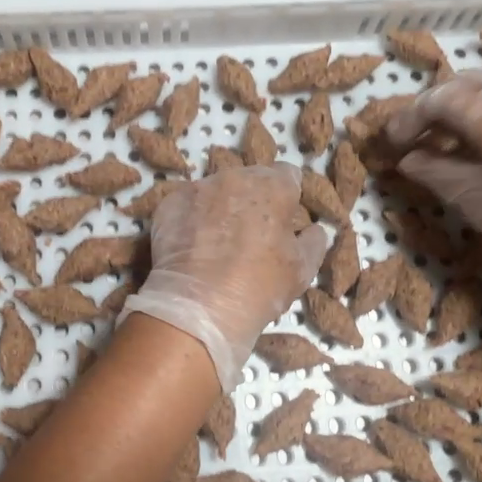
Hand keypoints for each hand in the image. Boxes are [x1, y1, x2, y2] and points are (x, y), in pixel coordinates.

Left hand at [121, 165, 331, 389]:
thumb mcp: (302, 270)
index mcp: (272, 185)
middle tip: (252, 234)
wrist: (199, 306)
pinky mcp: (168, 205)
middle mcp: (234, 176)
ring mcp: (197, 188)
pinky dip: (192, 219)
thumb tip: (314, 229)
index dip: (288, 196)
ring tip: (219, 242)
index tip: (284, 219)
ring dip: (221, 207)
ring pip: (216, 191)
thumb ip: (313, 241)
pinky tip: (194, 247)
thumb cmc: (260, 286)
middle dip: (253, 199)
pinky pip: (187, 206)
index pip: (288, 175)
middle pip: (249, 180)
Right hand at [384, 71, 481, 303]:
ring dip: (468, 109)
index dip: (411, 116)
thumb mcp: (472, 197)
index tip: (392, 140)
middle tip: (417, 131)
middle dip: (438, 103)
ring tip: (449, 139)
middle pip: (471, 84)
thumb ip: (436, 171)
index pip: (443, 99)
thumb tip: (408, 159)